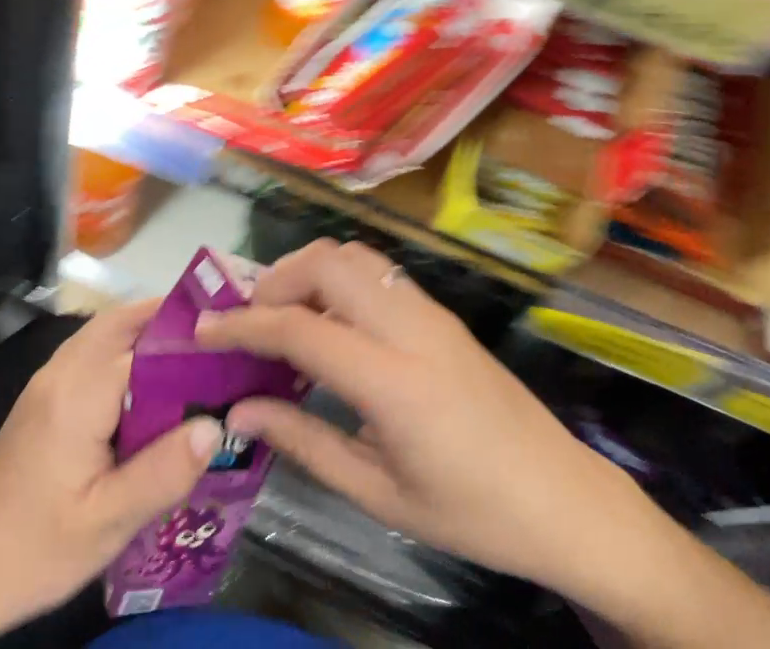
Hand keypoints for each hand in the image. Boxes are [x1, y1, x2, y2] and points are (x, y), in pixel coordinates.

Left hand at [0, 302, 222, 646]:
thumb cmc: (37, 549)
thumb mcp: (109, 521)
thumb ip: (163, 471)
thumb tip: (214, 425)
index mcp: (75, 396)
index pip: (141, 346)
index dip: (188, 341)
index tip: (238, 343)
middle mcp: (57, 376)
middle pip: (115, 324)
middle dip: (165, 319)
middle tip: (221, 334)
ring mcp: (43, 388)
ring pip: (98, 338)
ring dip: (143, 334)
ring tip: (198, 354)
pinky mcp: (40, 405)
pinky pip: (88, 360)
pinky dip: (123, 356)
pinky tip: (152, 389)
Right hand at [194, 239, 650, 591]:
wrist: (568, 503)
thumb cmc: (471, 513)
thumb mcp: (377, 494)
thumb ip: (302, 442)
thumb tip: (236, 412)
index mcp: (394, 383)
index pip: (299, 329)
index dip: (241, 325)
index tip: (201, 331)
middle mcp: (412, 331)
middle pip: (326, 264)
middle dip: (273, 281)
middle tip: (248, 323)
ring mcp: (433, 315)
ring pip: (353, 256)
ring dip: (306, 272)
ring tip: (283, 317)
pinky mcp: (443, 316)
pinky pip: (376, 273)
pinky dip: (336, 280)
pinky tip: (328, 326)